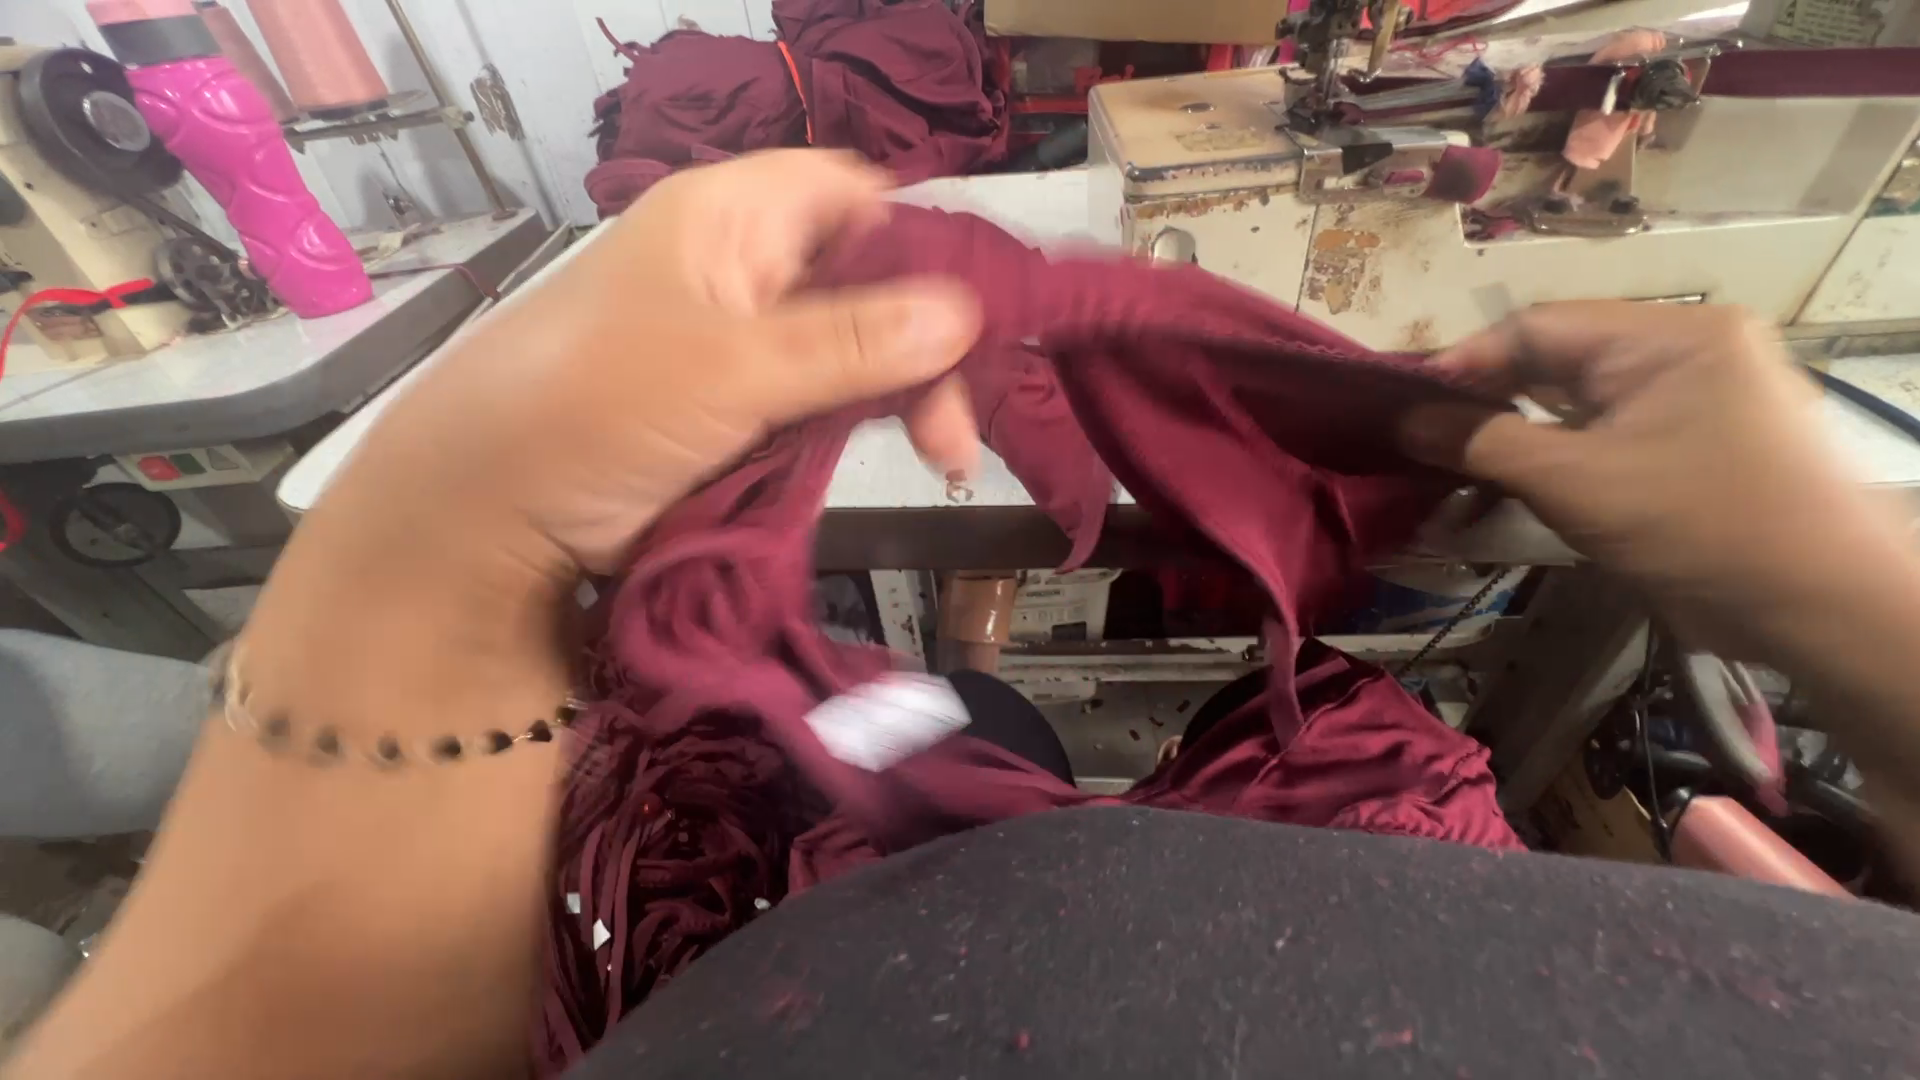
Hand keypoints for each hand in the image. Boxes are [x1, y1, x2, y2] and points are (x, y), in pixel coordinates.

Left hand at [325, 150, 983, 586]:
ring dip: (911, 393)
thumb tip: (963, 315)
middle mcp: (753, 269)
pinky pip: (840, 400)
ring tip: (949, 453)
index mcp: (734, 218)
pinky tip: (920, 454)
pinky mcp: (760, 407)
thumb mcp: (730, 367)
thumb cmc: (595, 408)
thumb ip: (849, 343)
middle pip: (873, 281)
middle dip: (926, 342)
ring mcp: (759, 343)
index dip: (921, 236)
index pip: (853, 196)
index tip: (976, 304)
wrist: (502, 515)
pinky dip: (879, 425)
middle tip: (960, 418)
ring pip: (864, 349)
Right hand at [1408, 301, 1912, 656]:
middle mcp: (1677, 353)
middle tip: (1416, 438)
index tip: (1403, 405)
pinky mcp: (1675, 444)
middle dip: (1480, 401)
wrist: (1821, 609)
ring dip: (1504, 433)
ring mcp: (1680, 400)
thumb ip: (1479, 441)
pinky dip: (1539, 456)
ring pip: (1563, 402)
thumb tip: (1402, 419)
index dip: (1462, 363)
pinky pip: (1587, 434)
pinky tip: (1495, 482)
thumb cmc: (1699, 526)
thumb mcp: (1573, 481)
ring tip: (1444, 462)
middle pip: (1548, 362)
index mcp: (1668, 337)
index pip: (1536, 328)